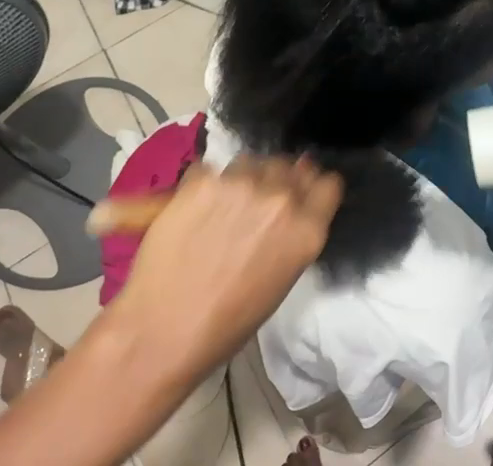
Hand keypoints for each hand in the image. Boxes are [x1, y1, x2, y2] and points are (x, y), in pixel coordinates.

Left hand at [106, 155, 341, 374]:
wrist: (164, 329)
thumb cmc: (227, 321)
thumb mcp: (281, 278)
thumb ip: (292, 234)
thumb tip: (289, 206)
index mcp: (308, 230)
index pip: (328, 183)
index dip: (312, 188)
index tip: (300, 194)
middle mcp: (281, 199)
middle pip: (289, 166)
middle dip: (276, 180)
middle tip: (254, 205)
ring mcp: (242, 184)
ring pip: (250, 161)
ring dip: (242, 178)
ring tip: (221, 208)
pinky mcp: (203, 179)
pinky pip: (210, 169)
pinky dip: (204, 185)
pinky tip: (193, 211)